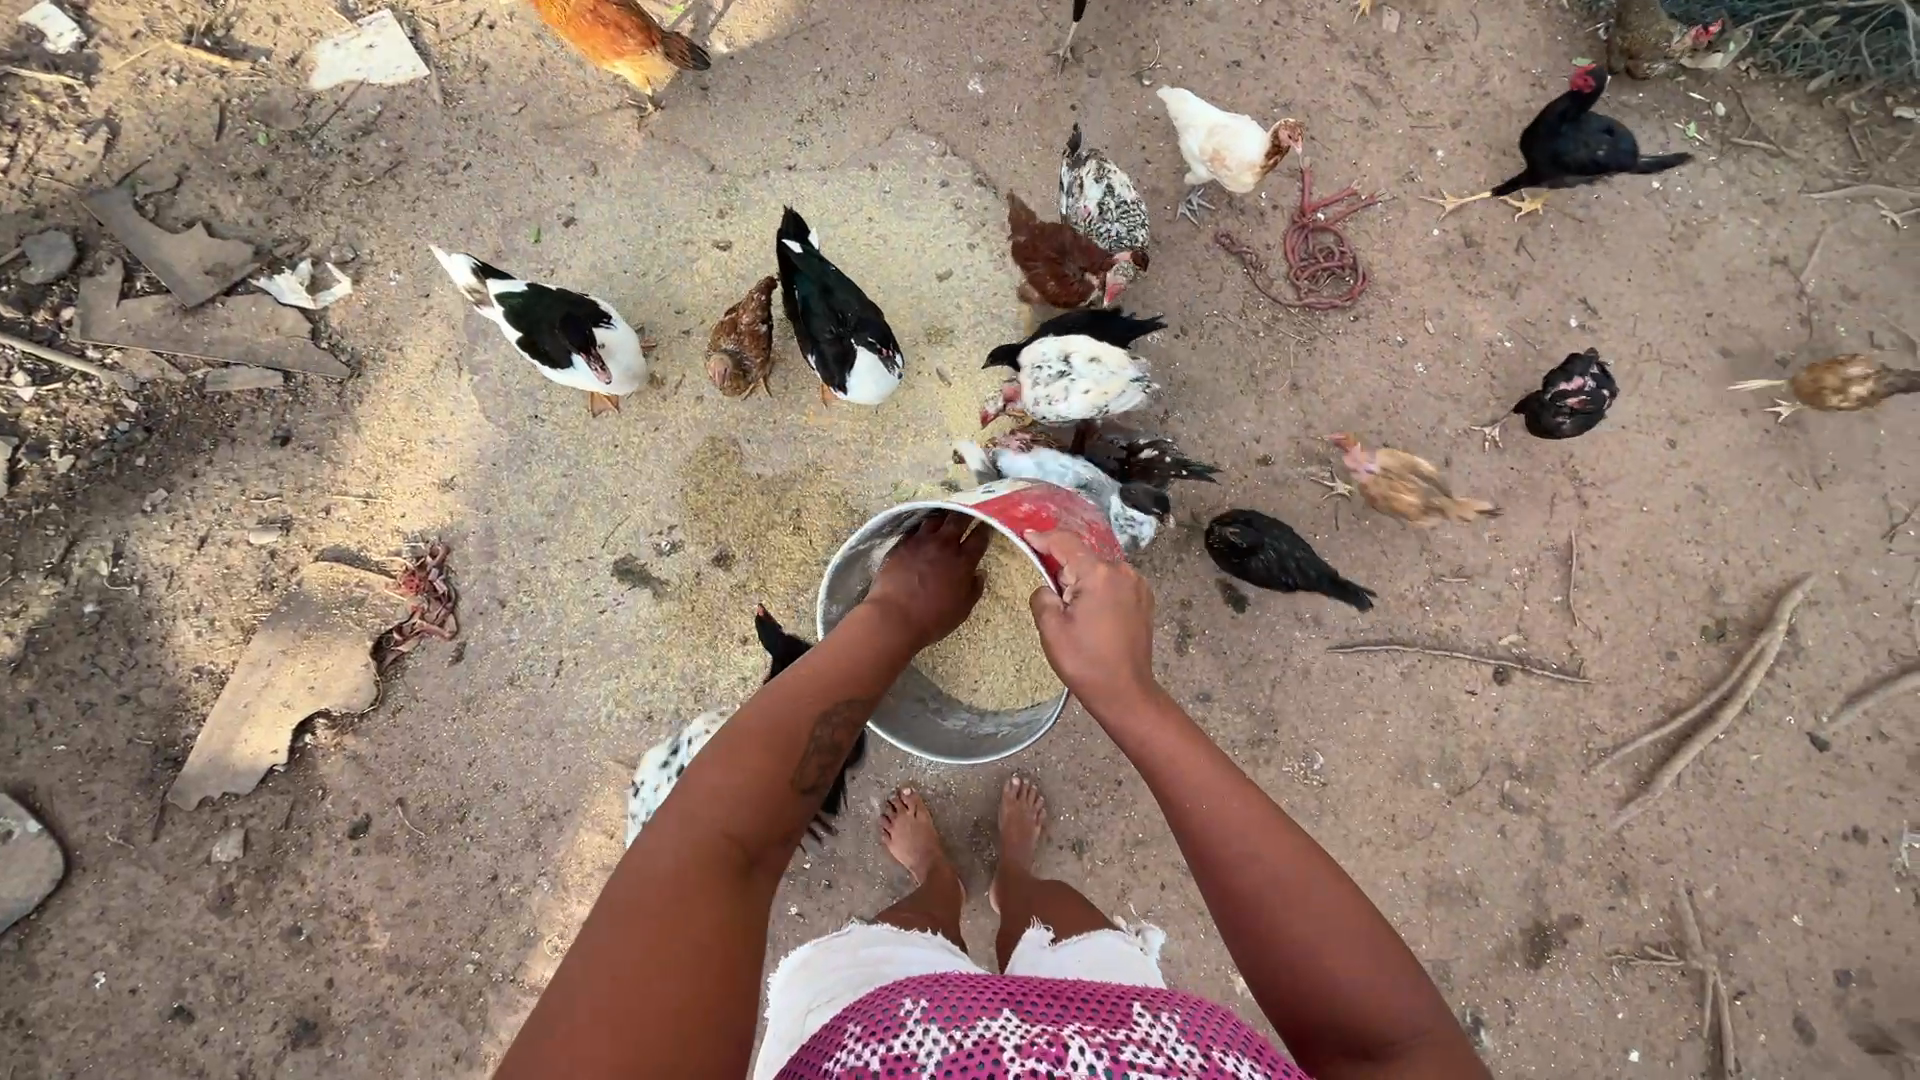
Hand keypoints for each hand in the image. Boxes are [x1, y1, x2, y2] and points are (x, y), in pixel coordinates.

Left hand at [862, 511, 991, 651]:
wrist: (894, 616)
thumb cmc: (932, 619)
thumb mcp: (962, 610)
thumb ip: (974, 589)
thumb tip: (979, 573)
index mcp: (963, 561)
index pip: (980, 537)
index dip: (986, 528)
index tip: (988, 523)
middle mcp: (944, 545)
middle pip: (959, 519)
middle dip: (966, 512)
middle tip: (969, 508)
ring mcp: (921, 542)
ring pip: (935, 518)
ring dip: (943, 515)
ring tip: (945, 514)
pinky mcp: (902, 544)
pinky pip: (915, 528)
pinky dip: (922, 526)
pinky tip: (922, 527)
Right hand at [1024, 529, 1161, 715]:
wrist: (1125, 691)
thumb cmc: (1085, 661)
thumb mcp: (1051, 628)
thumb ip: (1042, 596)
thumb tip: (1049, 587)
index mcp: (1098, 574)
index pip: (1065, 543)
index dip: (1043, 537)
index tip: (1027, 536)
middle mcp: (1122, 571)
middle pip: (1084, 557)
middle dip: (1064, 570)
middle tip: (1055, 600)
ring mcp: (1137, 584)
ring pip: (1099, 570)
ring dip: (1083, 581)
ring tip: (1075, 612)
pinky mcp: (1144, 598)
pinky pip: (1114, 583)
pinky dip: (1100, 589)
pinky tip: (1094, 614)